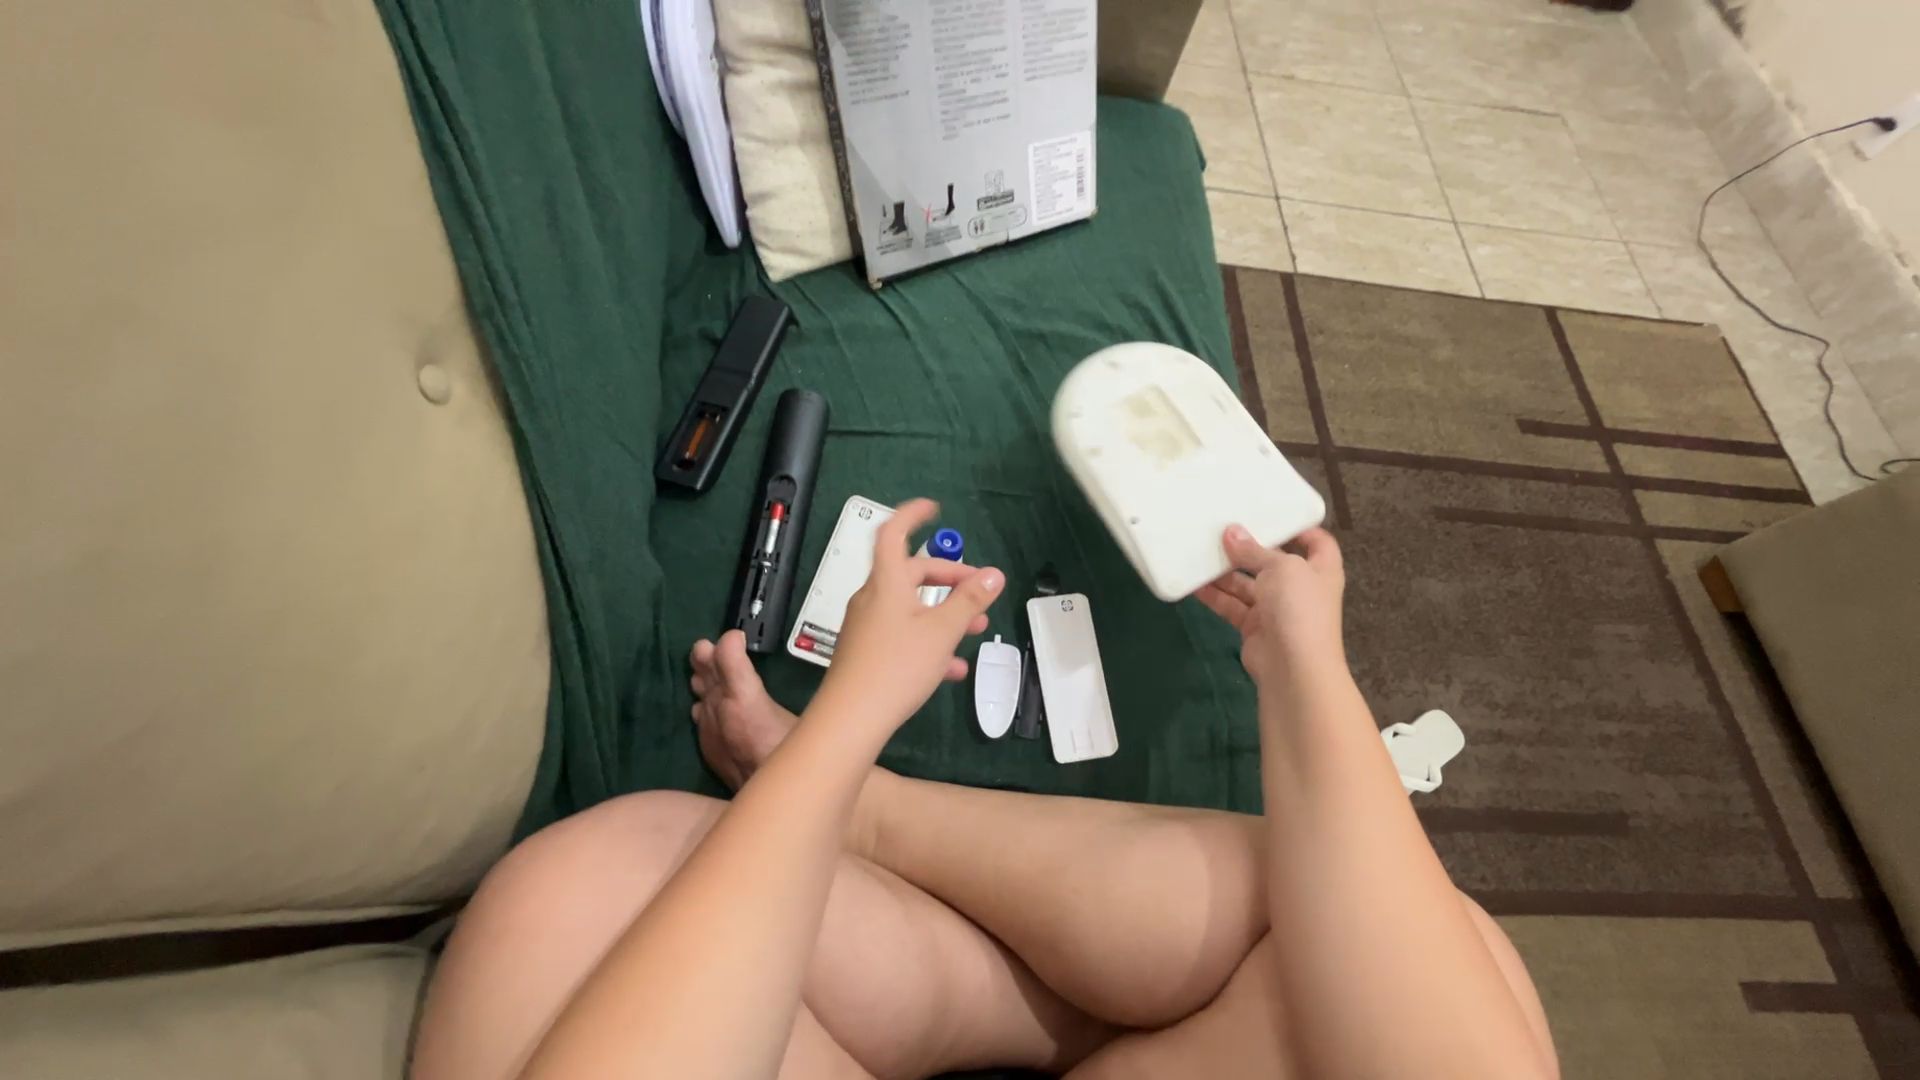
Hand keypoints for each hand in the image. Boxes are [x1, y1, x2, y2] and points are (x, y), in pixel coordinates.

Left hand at [812, 499, 1002, 738]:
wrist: (851, 719)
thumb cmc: (897, 666)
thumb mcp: (942, 632)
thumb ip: (969, 601)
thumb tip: (993, 575)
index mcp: (887, 582)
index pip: (894, 534)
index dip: (912, 515)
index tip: (934, 509)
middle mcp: (873, 598)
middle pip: (911, 574)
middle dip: (949, 580)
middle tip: (979, 592)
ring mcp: (868, 626)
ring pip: (911, 608)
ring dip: (944, 614)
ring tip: (976, 630)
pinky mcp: (867, 652)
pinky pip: (903, 636)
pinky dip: (928, 642)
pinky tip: (953, 668)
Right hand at [1196, 525, 1345, 685]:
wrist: (1294, 668)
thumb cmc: (1299, 608)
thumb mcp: (1281, 568)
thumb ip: (1254, 551)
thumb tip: (1231, 532)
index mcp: (1320, 569)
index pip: (1317, 542)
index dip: (1299, 528)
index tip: (1271, 514)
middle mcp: (1299, 587)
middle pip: (1273, 562)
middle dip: (1248, 549)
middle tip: (1219, 531)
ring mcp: (1276, 609)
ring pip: (1247, 584)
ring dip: (1224, 572)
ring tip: (1198, 553)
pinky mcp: (1254, 627)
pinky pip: (1232, 606)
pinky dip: (1214, 596)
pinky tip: (1193, 584)